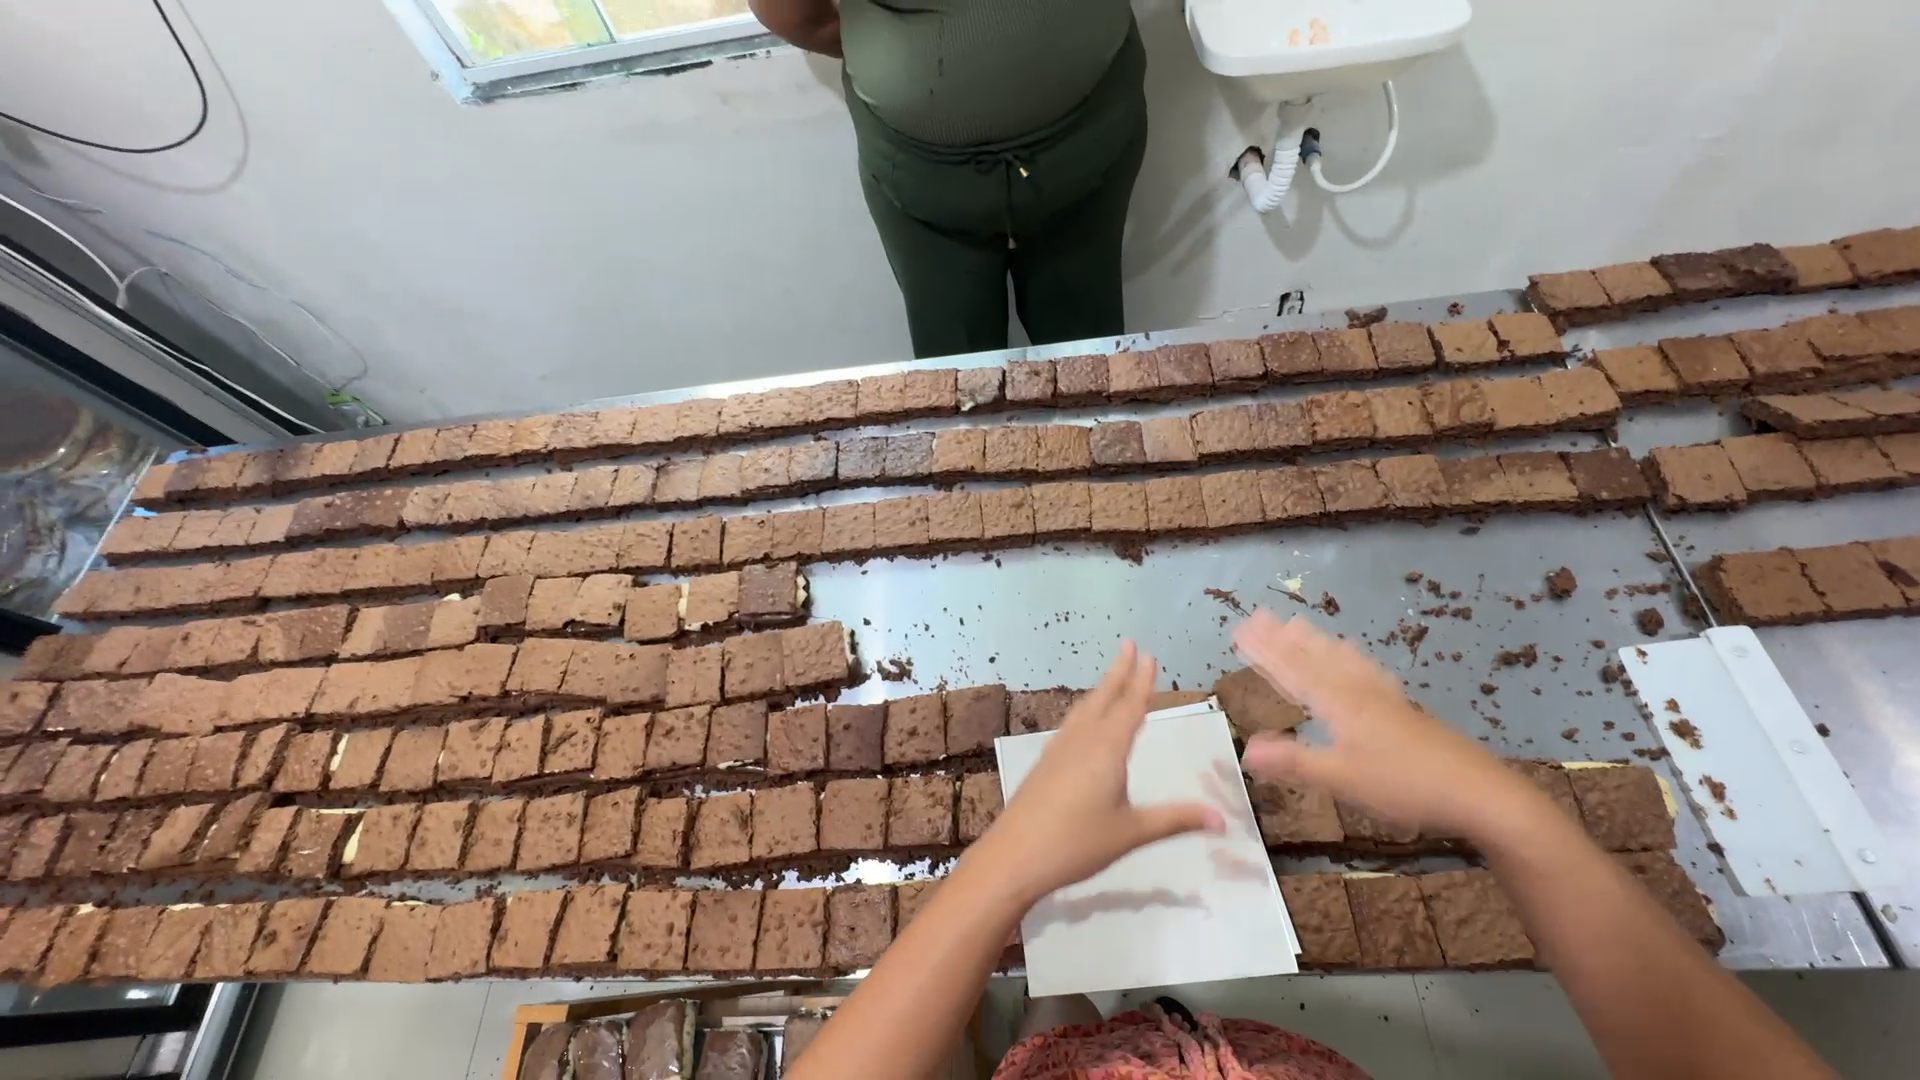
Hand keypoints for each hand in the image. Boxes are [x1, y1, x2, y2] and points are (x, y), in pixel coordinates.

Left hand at [969, 643, 1223, 904]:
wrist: (1014, 855)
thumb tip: (1223, 819)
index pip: (1129, 707)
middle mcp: (1082, 740)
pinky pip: (1071, 725)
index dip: (1141, 680)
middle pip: (1103, 698)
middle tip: (1129, 645)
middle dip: (1118, 672)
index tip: (1148, 654)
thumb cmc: (1077, 842)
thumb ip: (1176, 821)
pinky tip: (1083, 722)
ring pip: (1083, 710)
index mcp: (1107, 749)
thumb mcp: (1132, 833)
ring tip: (1110, 678)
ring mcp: (1058, 750)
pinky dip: (1085, 711)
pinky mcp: (1045, 763)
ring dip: (1100, 690)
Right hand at [1234, 609, 1531, 838]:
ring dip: (1316, 642)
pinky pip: (1366, 671)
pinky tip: (1353, 657)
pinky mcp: (1402, 710)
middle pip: (1316, 658)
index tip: (1240, 629)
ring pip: (1341, 660)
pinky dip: (1350, 657)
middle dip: (1284, 638)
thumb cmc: (1406, 785)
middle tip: (1260, 615)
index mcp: (1340, 704)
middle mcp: (1359, 692)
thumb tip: (1247, 748)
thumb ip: (1295, 761)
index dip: (1265, 651)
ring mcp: (1384, 699)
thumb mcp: (1343, 779)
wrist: (1480, 793)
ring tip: (1299, 623)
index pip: (1293, 671)